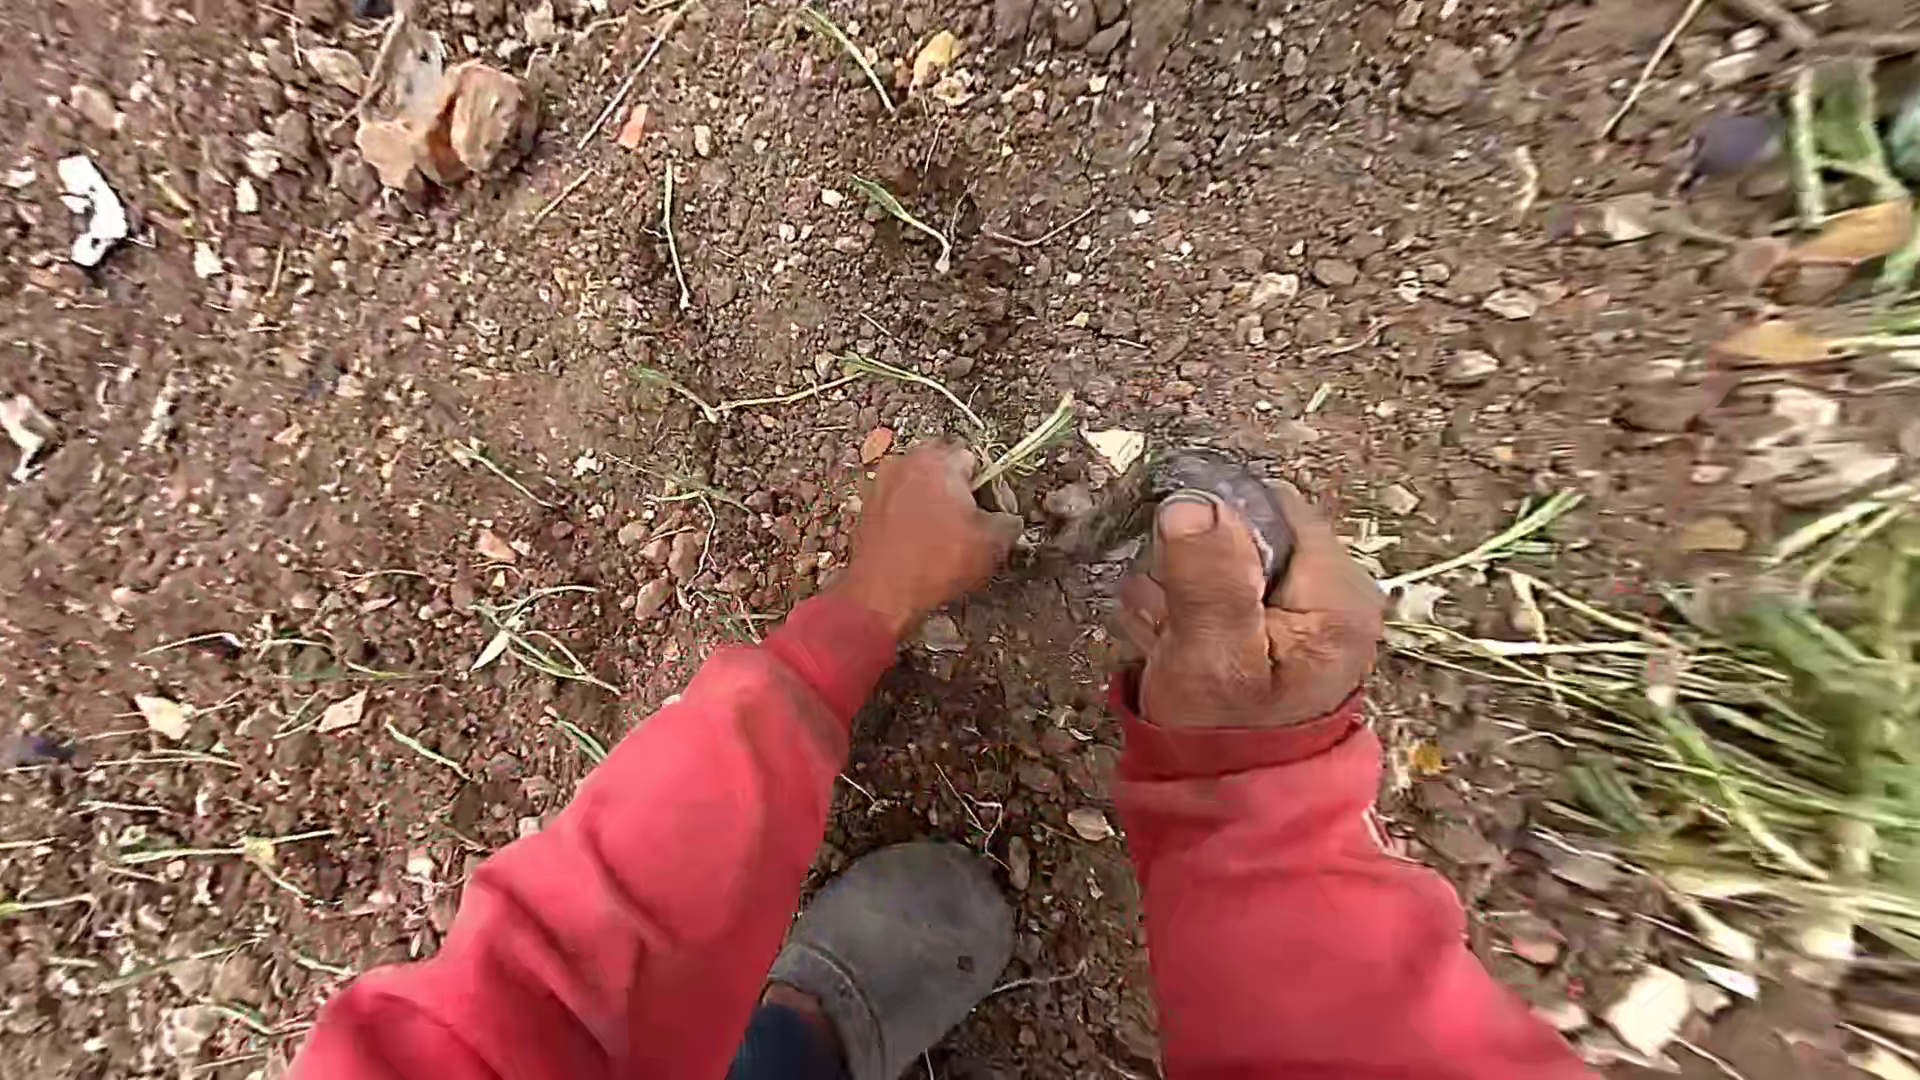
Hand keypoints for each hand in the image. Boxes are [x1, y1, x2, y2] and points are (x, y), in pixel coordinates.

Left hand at [830, 442, 1022, 637]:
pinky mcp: (866, 509)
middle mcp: (905, 464)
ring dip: (932, 504)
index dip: (989, 486)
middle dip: (958, 492)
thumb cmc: (936, 563)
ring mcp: (880, 485)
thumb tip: (1008, 520)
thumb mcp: (992, 544)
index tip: (993, 510)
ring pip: (918, 487)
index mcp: (938, 461)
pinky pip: (897, 506)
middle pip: (943, 469)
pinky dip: (909, 519)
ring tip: (943, 538)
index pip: (975, 459)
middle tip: (970, 523)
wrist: (882, 594)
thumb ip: (1009, 522)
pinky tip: (919, 546)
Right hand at [1117, 483, 1382, 728]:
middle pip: (1236, 531)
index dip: (1212, 526)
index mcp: (1333, 590)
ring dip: (1174, 589)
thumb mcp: (1211, 655)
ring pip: (1211, 558)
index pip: (1267, 508)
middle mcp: (1320, 589)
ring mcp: (1286, 606)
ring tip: (1171, 636)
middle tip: (1175, 617)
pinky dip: (1176, 606)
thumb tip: (1190, 502)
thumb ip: (1207, 578)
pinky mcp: (1256, 620)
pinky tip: (1170, 640)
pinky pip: (1203, 585)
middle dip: (1187, 566)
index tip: (1175, 566)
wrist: (1218, 796)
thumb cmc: (1219, 729)